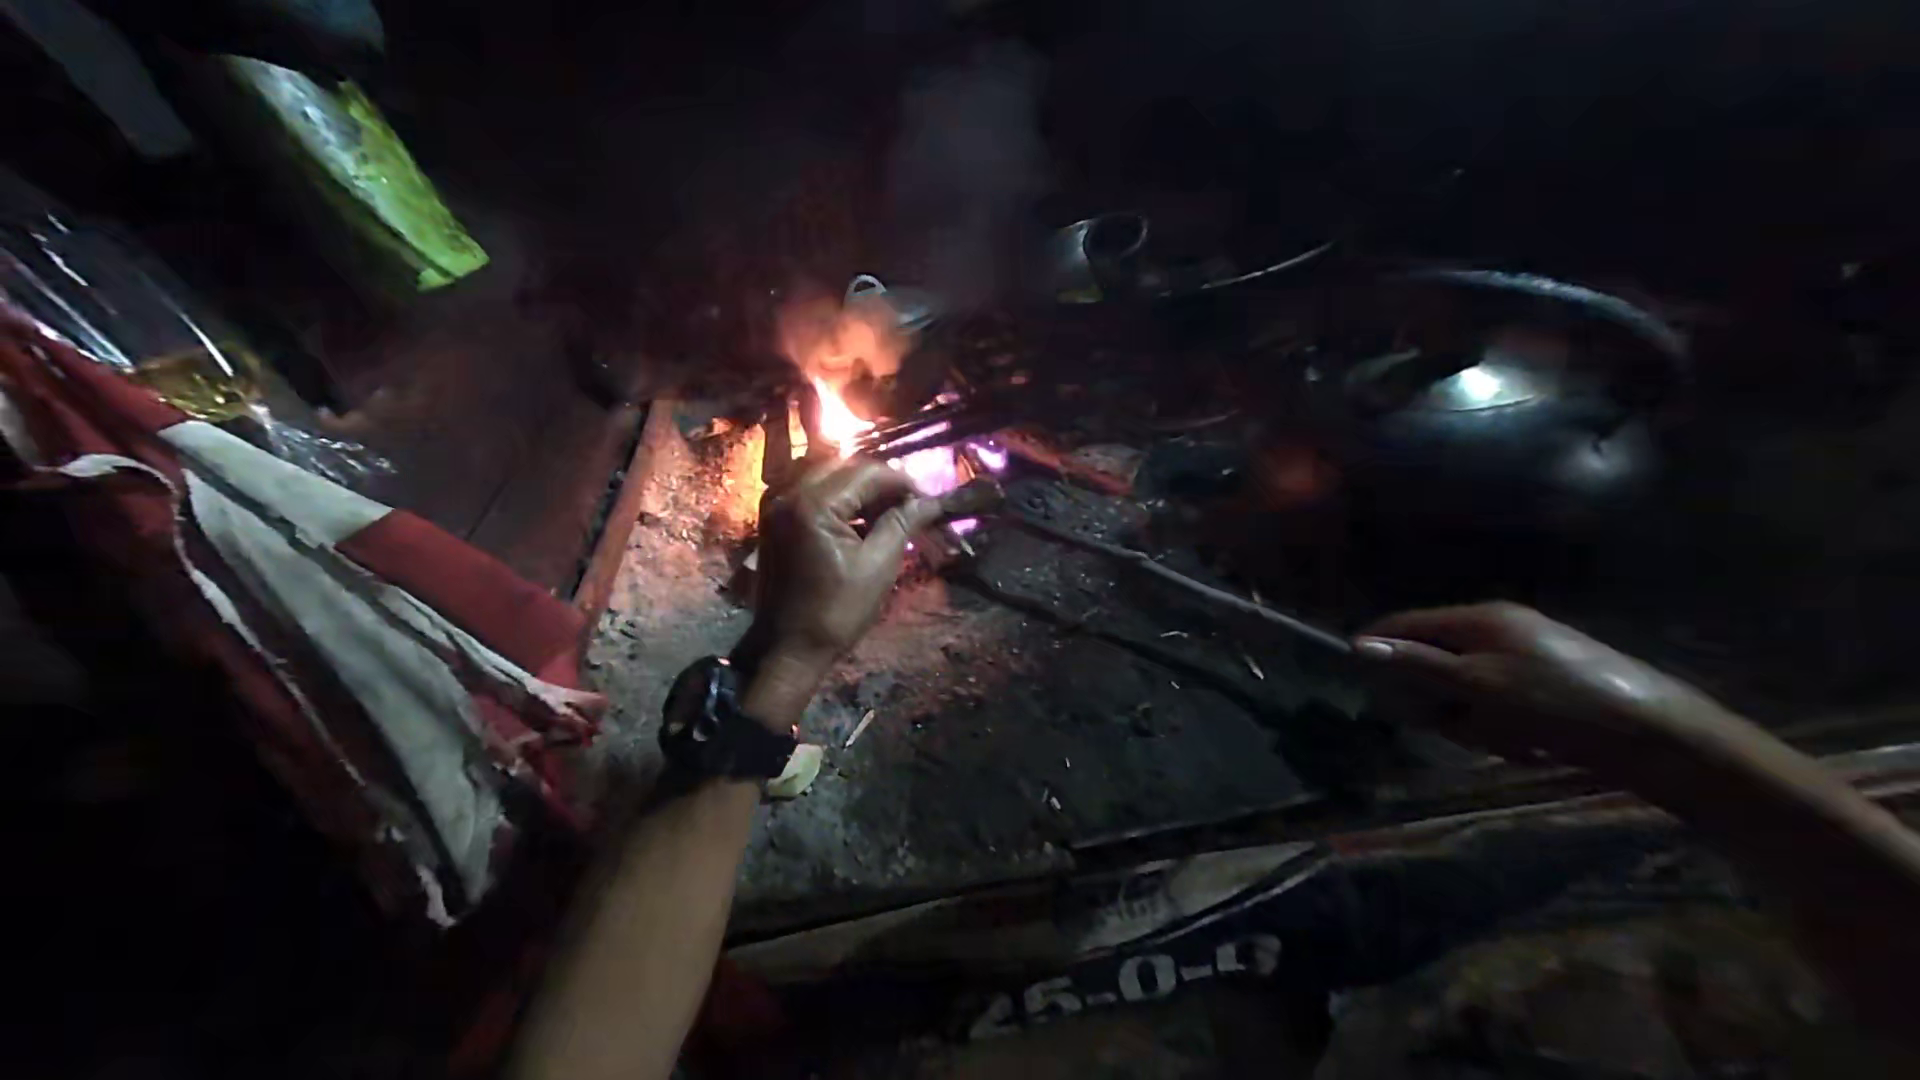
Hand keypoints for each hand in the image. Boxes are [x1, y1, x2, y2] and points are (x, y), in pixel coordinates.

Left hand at [734, 458, 943, 725]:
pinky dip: (835, 496)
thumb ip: (901, 524)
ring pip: (825, 473)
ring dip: (857, 486)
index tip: (925, 499)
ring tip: (885, 511)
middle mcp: (788, 494)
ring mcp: (775, 505)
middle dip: (879, 482)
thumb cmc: (836, 612)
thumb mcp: (878, 566)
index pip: (867, 472)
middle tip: (908, 505)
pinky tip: (857, 517)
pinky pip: (807, 489)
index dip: (901, 482)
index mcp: (813, 505)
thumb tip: (929, 501)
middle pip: (844, 466)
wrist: (788, 649)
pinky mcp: (772, 518)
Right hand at [1352, 602, 1737, 769]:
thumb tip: (1359, 646)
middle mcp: (1498, 631)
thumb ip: (1417, 664)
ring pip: (1460, 690)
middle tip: (1451, 725)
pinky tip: (1524, 746)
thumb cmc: (1560, 704)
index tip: (1361, 682)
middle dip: (1434, 699)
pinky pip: (1493, 705)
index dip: (1379, 649)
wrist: (1665, 742)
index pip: (1405, 623)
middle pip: (1430, 661)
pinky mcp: (1544, 688)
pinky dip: (1498, 729)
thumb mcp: (1479, 685)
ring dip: (1469, 721)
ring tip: (1501, 741)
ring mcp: (1523, 659)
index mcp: (1480, 619)